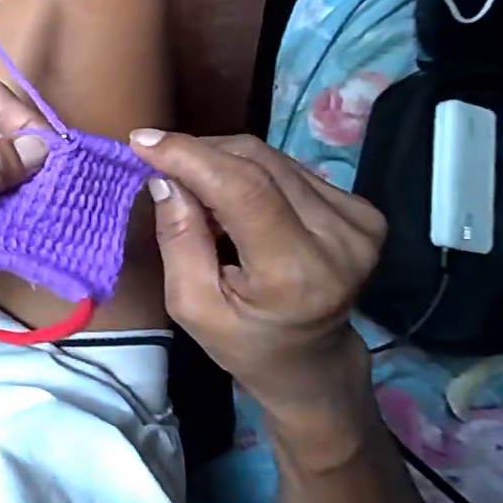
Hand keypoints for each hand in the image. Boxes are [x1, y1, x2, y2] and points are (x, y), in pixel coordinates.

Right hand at [128, 131, 387, 427]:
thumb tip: (164, 178)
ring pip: (271, 158)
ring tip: (191, 185)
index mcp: (295, 272)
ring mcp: (358, 220)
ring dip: (218, 160)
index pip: (243, 190)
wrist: (311, 361)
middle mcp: (340, 238)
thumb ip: (178, 240)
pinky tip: (227, 196)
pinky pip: (286, 168)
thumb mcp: (190, 305)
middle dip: (198, 153)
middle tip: (157, 163)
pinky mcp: (361, 210)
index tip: (141, 141)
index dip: (190, 156)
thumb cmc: (242, 342)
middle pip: (257, 164)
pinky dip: (244, 171)